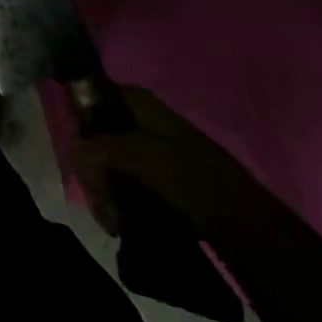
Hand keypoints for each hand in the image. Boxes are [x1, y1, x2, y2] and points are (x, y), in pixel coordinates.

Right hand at [79, 87, 254, 238]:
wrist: (240, 223)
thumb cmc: (198, 182)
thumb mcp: (154, 159)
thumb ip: (115, 147)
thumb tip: (81, 146)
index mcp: (144, 107)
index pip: (100, 98)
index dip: (85, 122)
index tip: (81, 156)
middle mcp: (141, 121)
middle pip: (99, 135)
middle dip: (94, 171)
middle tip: (100, 204)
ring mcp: (146, 149)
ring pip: (106, 161)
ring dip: (103, 192)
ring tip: (111, 221)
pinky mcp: (151, 175)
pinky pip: (118, 181)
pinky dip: (113, 200)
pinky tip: (117, 221)